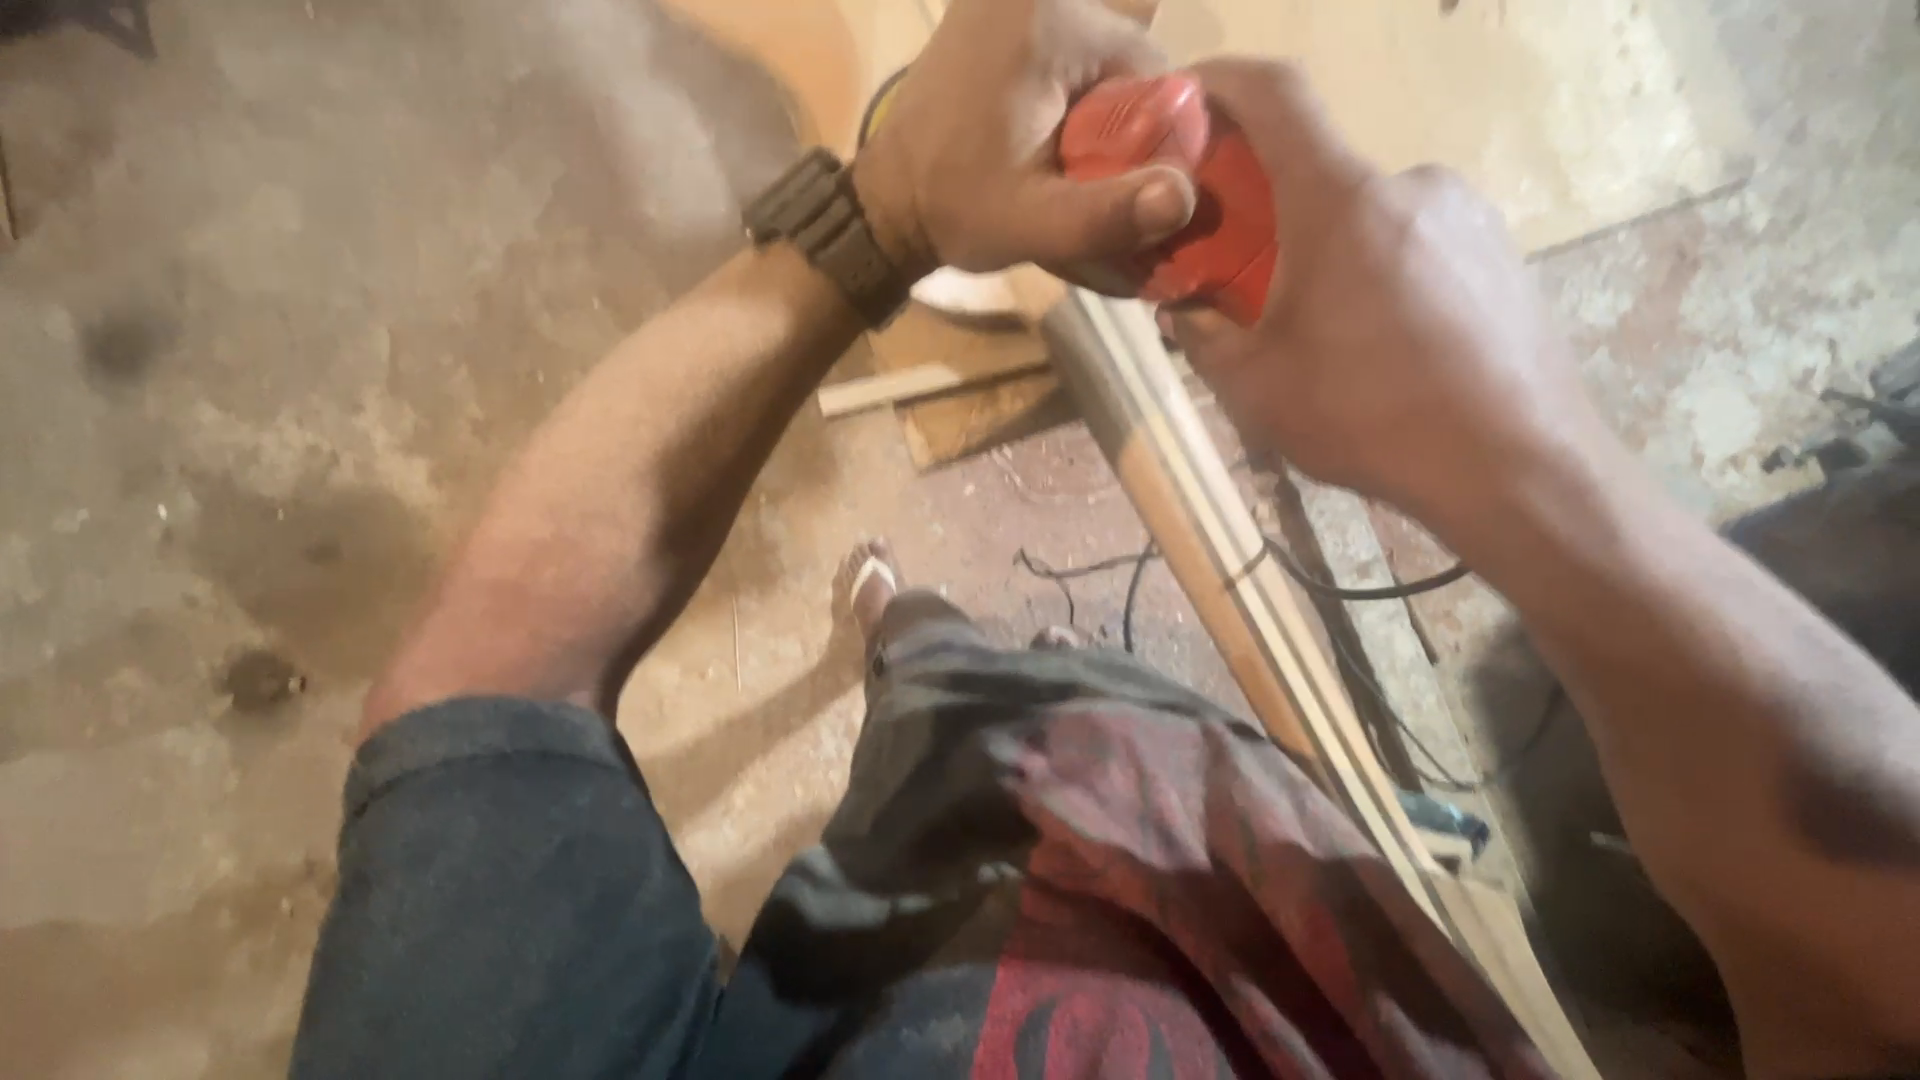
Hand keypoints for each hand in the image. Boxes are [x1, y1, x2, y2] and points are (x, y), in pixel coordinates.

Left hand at [852, 0, 1197, 277]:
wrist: (885, 203)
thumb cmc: (956, 211)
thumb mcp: (1035, 223)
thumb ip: (1109, 213)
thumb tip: (1184, 196)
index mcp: (1052, 21)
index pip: (1148, 68)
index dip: (1150, 132)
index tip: (1122, 181)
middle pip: (1120, 53)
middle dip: (1118, 116)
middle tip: (1082, 174)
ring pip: (1091, 48)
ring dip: (1090, 102)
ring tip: (1057, 154)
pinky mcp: (985, 13)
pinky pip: (1056, 43)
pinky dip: (1061, 84)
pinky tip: (1039, 128)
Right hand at [1168, 59, 1614, 525]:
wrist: (1513, 466)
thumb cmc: (1366, 417)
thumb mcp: (1254, 387)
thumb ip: (1203, 335)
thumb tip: (1183, 309)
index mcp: (1341, 201)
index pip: (1279, 95)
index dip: (1225, 79)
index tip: (1187, 95)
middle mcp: (1410, 184)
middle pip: (1320, 172)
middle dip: (1271, 214)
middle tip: (1246, 282)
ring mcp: (1467, 215)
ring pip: (1369, 216)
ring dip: (1328, 254)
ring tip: (1318, 332)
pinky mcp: (1500, 253)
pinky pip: (1416, 243)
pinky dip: (1378, 273)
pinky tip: (1379, 344)